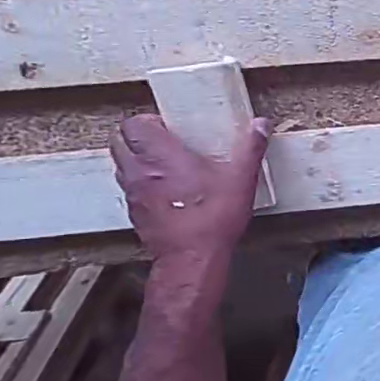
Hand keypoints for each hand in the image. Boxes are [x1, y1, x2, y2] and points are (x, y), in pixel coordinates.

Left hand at [110, 114, 269, 262]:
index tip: (167, 125)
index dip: (147, 120)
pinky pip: (129, 190)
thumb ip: (250, 148)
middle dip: (136, 136)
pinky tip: (164, 191)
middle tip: (161, 140)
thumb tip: (260, 126)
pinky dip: (140, 184)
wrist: (193, 260)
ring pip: (121, 165)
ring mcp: (134, 194)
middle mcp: (140, 171)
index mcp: (161, 155)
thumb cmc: (211, 220)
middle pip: (119, 140)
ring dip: (135, 159)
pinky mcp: (135, 214)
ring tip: (162, 163)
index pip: (133, 124)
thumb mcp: (240, 179)